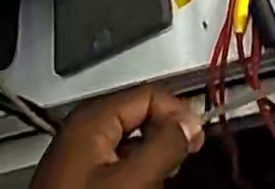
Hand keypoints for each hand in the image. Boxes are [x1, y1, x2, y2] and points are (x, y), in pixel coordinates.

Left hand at [32, 86, 206, 188]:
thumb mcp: (128, 180)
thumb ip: (163, 147)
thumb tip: (188, 126)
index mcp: (92, 117)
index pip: (150, 94)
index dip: (178, 113)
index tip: (196, 137)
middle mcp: (83, 128)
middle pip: (141, 117)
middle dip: (164, 138)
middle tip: (181, 160)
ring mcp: (78, 155)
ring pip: (130, 143)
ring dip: (150, 159)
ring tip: (157, 181)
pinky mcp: (77, 179)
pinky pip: (116, 163)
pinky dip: (134, 173)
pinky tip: (138, 188)